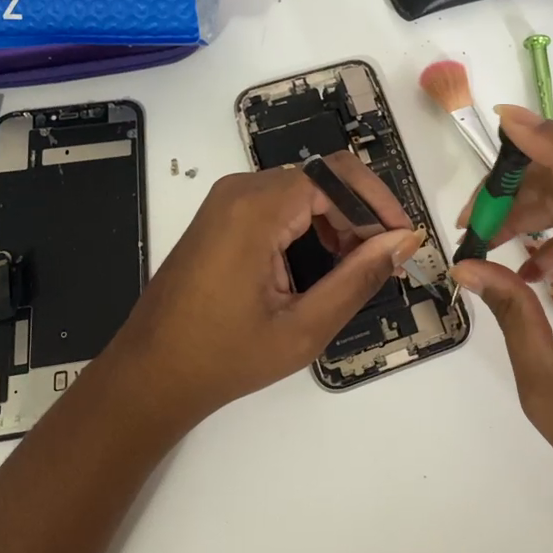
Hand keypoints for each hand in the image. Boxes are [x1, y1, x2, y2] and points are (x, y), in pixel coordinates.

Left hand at [98, 152, 420, 432]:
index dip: (377, 204)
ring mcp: (226, 202)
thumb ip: (357, 278)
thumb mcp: (303, 327)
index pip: (337, 176)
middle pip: (321, 179)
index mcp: (257, 207)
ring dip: (335, 222)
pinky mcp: (221, 218)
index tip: (404, 242)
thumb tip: (403, 241)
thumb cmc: (224, 357)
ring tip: (353, 271)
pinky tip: (318, 269)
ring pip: (302, 191)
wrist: (149, 376)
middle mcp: (240, 190)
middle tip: (382, 262)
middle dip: (359, 215)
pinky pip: (278, 205)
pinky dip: (308, 228)